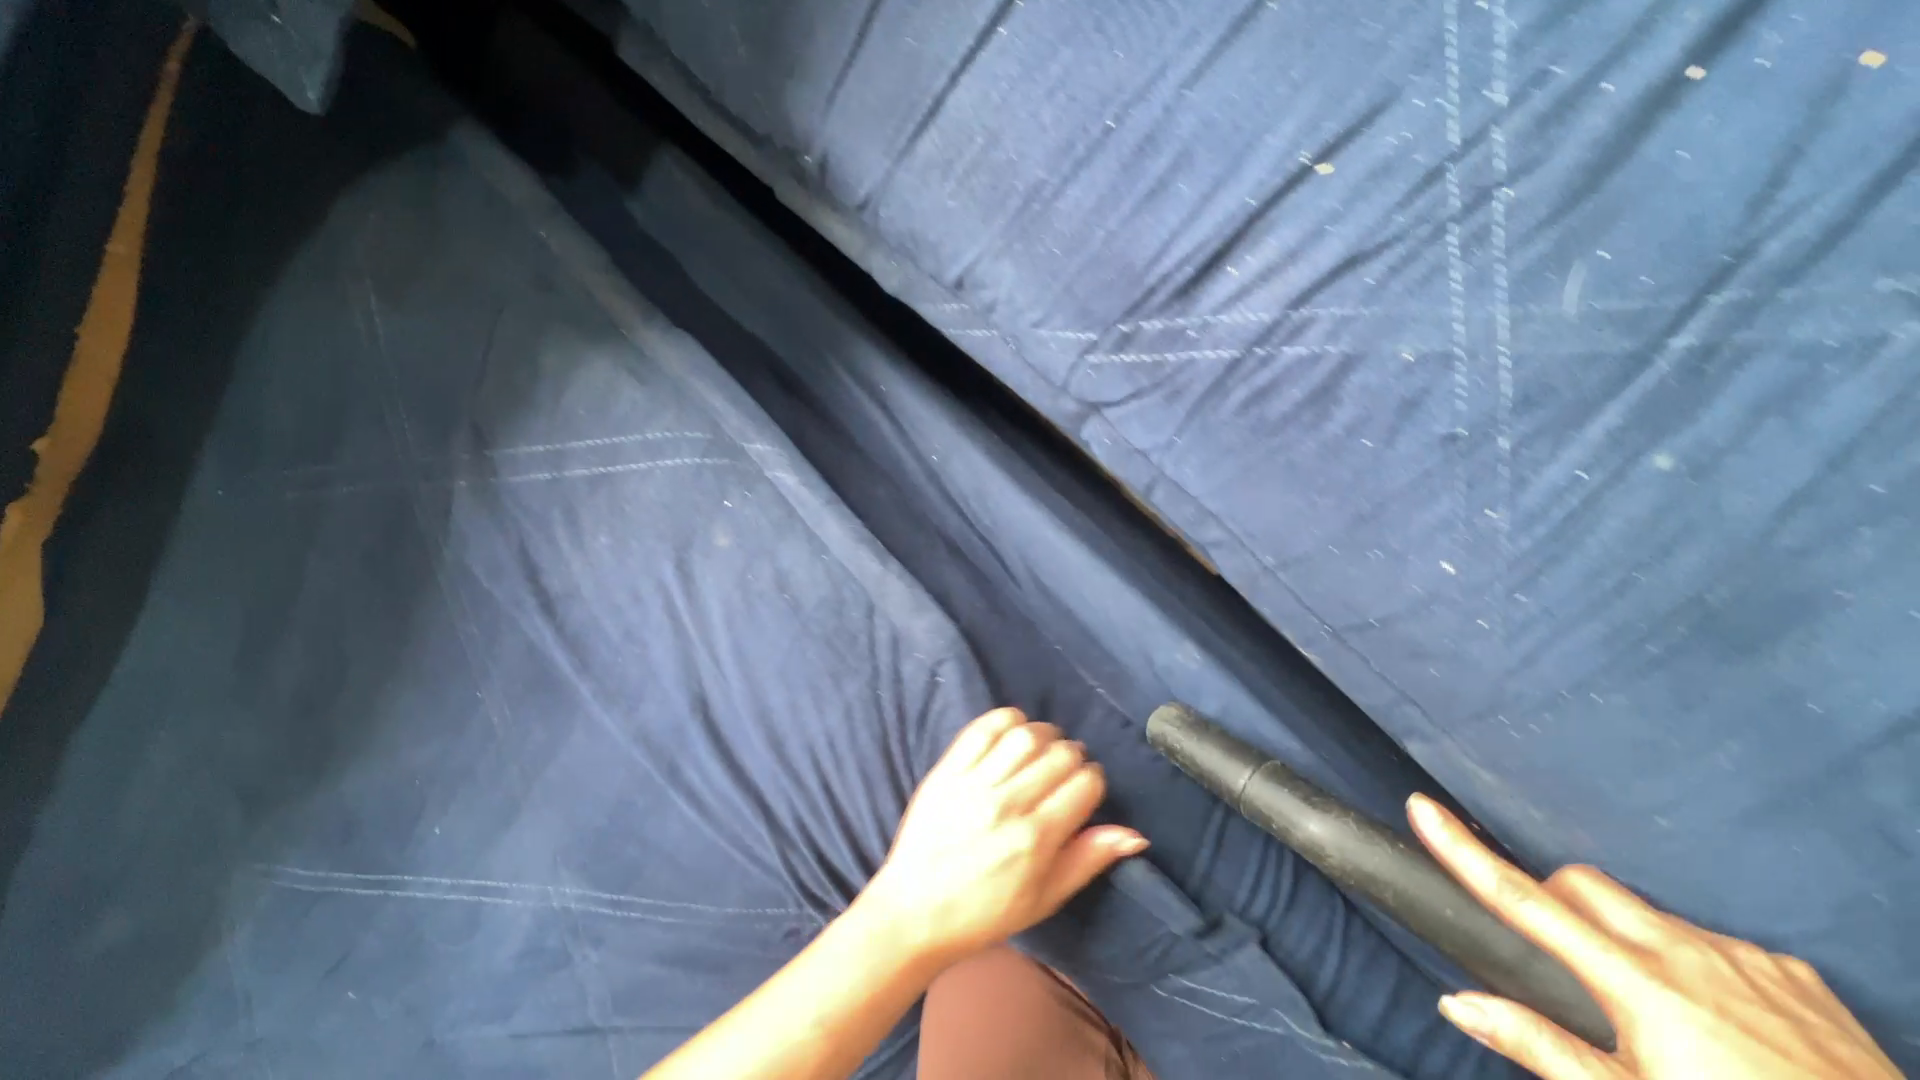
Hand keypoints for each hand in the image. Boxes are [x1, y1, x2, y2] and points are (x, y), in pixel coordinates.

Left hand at [854, 708, 1147, 968]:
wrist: (915, 912)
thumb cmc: (985, 912)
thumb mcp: (1045, 898)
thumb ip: (1089, 859)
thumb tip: (1136, 834)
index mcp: (1037, 839)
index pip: (1085, 784)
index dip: (1092, 782)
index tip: (1084, 792)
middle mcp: (1008, 805)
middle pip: (1060, 755)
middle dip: (1072, 758)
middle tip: (1064, 772)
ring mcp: (974, 784)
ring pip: (1025, 735)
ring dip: (1043, 735)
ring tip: (1041, 750)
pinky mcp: (946, 770)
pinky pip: (982, 728)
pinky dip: (1005, 720)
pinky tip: (1012, 733)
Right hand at [1407, 794, 1902, 1079]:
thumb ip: (1539, 1045)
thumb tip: (1458, 1002)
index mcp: (1636, 983)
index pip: (1523, 901)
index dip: (1464, 852)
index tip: (1423, 809)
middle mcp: (1685, 949)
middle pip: (1581, 886)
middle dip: (1553, 903)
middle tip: (1558, 962)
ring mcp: (1744, 954)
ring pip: (1648, 916)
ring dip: (1624, 942)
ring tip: (1656, 1016)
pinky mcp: (1792, 969)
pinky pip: (1714, 943)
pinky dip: (1691, 966)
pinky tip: (1721, 1026)